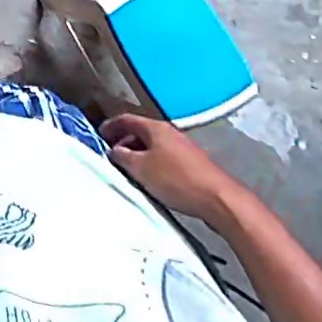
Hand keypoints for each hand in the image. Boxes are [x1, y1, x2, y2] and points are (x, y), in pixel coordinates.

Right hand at [100, 114, 245, 224]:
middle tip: (113, 154)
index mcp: (155, 128)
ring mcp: (186, 149)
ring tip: (131, 168)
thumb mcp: (138, 168)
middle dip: (124, 141)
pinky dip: (155, 162)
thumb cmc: (175, 179)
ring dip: (139, 153)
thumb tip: (114, 150)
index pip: (125, 119)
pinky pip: (167, 157)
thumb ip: (121, 155)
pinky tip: (153, 178)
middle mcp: (171, 133)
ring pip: (154, 146)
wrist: (222, 202)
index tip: (98, 136)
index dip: (109, 126)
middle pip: (141, 132)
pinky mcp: (197, 165)